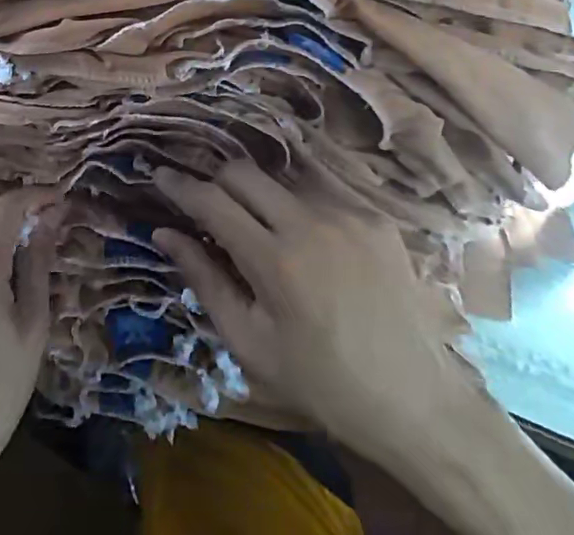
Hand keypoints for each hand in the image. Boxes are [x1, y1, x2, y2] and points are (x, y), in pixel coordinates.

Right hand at [149, 162, 483, 448]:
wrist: (414, 400)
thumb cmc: (320, 381)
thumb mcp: (249, 341)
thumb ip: (205, 279)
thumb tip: (165, 234)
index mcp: (275, 259)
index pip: (212, 200)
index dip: (179, 185)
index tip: (159, 174)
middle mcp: (311, 222)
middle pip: (245, 172)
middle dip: (216, 181)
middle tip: (205, 204)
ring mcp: (349, 215)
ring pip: (283, 181)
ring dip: (259, 196)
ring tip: (257, 227)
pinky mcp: (377, 219)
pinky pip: (322, 196)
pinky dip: (299, 209)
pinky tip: (305, 241)